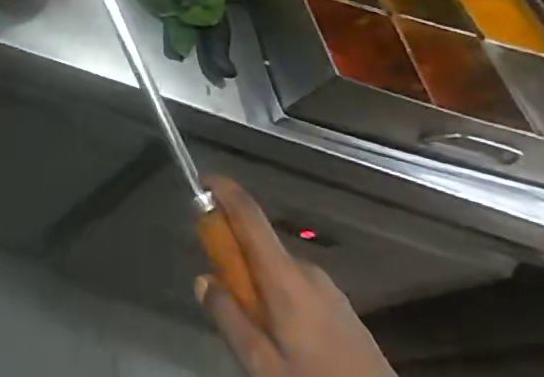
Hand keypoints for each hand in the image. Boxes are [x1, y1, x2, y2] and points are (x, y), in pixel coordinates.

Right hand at [196, 176, 397, 376]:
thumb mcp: (262, 367)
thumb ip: (229, 319)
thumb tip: (203, 280)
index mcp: (285, 277)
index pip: (249, 215)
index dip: (225, 192)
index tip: (202, 184)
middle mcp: (307, 271)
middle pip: (260, 246)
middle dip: (234, 259)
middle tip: (220, 299)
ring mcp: (328, 289)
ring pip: (277, 272)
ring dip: (256, 285)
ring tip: (254, 335)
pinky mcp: (341, 309)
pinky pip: (296, 288)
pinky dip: (277, 299)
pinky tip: (283, 343)